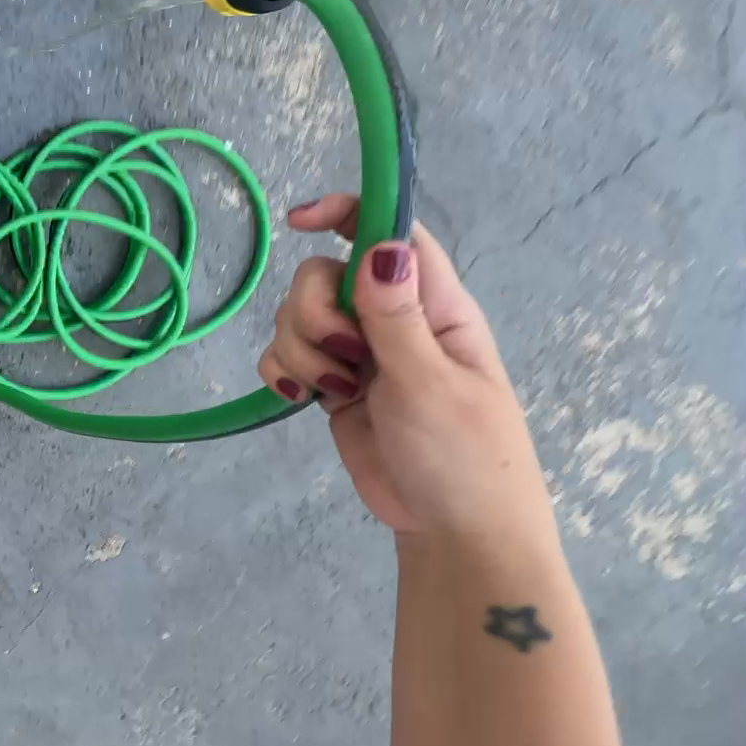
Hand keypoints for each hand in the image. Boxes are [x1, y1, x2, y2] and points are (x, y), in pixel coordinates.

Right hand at [259, 194, 555, 540]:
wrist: (449, 531)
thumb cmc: (464, 457)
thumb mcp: (430, 382)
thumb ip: (396, 316)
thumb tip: (380, 245)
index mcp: (434, 309)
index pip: (392, 237)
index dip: (348, 214)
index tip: (296, 221)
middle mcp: (390, 322)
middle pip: (322, 277)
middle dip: (313, 312)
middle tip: (342, 355)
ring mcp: (356, 353)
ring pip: (295, 318)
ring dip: (300, 352)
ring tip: (335, 393)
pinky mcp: (327, 384)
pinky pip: (281, 356)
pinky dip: (282, 373)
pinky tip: (302, 400)